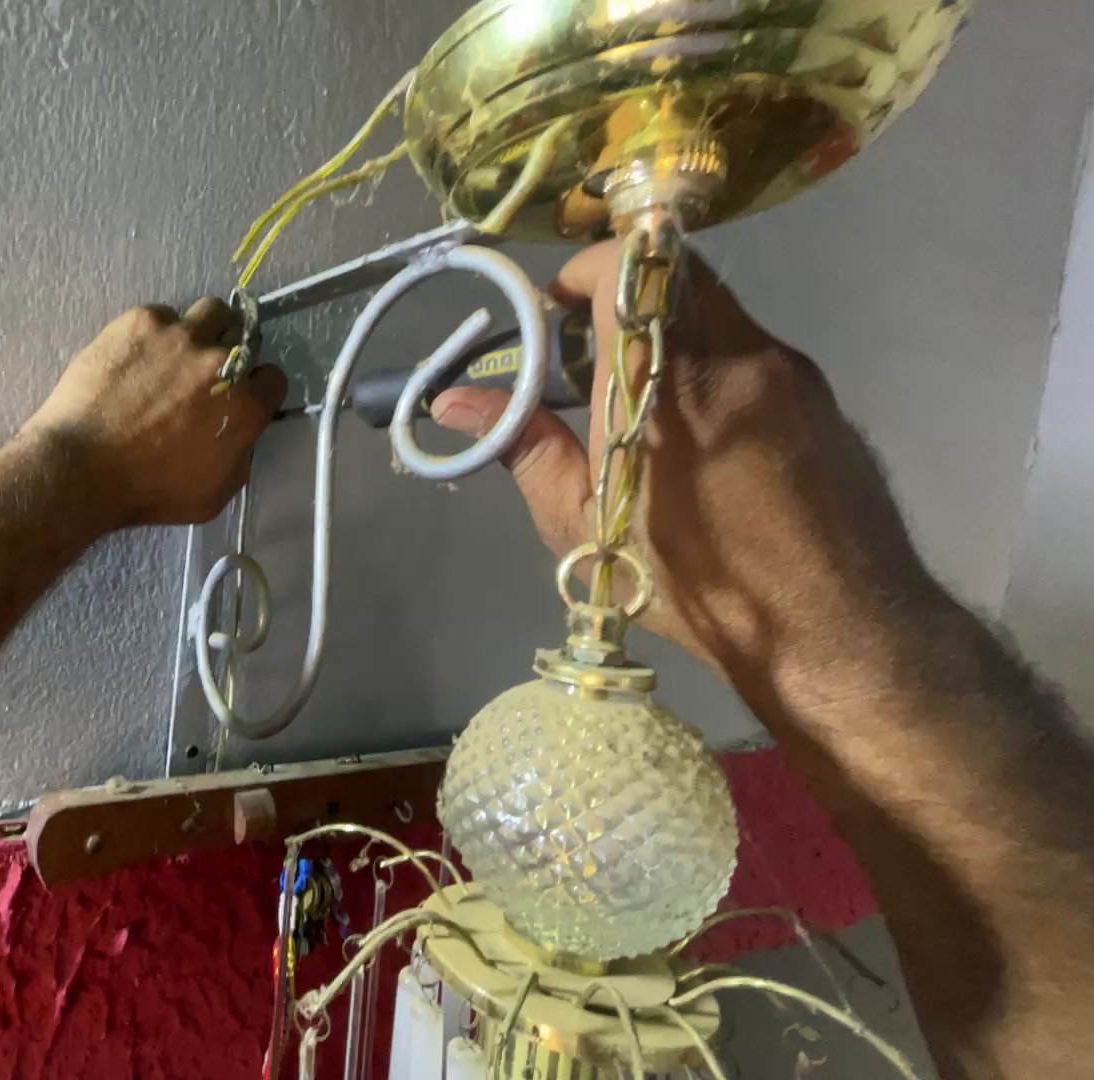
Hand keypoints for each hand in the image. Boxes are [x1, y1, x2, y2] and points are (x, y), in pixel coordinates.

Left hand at [26, 298, 287, 527]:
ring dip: (202, 330)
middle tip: (201, 376)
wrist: (82, 468)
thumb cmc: (147, 492)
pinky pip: (160, 316)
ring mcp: (180, 335)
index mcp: (244, 406)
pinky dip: (153, 334)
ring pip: (210, 312)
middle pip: (243, 339)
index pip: (273, 378)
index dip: (256, 388)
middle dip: (228, 356)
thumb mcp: (213, 496)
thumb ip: (239, 458)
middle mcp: (220, 362)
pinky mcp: (140, 322)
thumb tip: (241, 433)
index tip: (238, 396)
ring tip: (176, 353)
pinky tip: (134, 359)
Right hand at [430, 241, 936, 685]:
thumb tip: (450, 402)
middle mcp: (734, 354)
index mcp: (664, 382)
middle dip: (617, 301)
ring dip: (658, 334)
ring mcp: (785, 369)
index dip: (583, 273)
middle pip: (673, 277)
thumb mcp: (577, 518)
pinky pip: (743, 347)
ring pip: (711, 310)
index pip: (631, 269)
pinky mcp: (815, 394)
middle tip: (580, 364)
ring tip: (627, 407)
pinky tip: (683, 434)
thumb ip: (521, 443)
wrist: (834, 623)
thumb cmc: (685, 575)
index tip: (551, 316)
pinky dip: (699, 362)